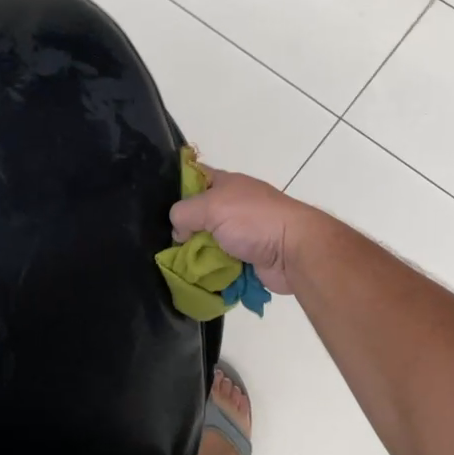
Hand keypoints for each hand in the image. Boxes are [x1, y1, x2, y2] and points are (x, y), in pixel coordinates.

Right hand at [169, 166, 328, 294]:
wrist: (295, 251)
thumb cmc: (253, 220)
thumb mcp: (210, 207)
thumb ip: (183, 213)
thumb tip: (178, 231)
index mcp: (226, 183)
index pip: (194, 176)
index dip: (177, 187)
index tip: (158, 204)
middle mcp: (233, 205)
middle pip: (198, 214)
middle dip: (182, 229)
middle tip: (167, 243)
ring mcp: (242, 232)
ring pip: (208, 242)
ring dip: (196, 255)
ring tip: (179, 266)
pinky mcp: (248, 257)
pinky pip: (221, 264)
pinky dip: (212, 271)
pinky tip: (197, 278)